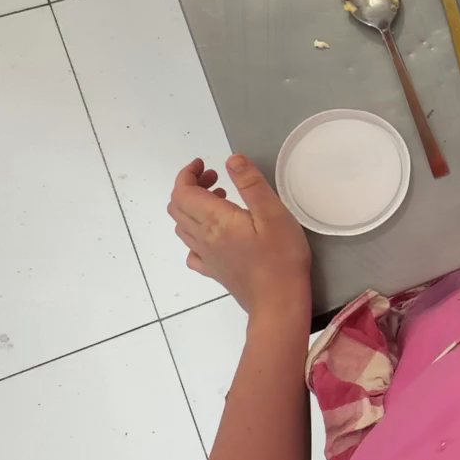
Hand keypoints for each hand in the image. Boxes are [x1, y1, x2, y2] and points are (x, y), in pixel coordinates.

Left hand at [168, 156, 312, 323]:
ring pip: (183, 227)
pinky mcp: (214, 270)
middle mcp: (203, 238)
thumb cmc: (281, 255)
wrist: (278, 300)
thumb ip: (251, 184)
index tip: (205, 163)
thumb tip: (231, 159)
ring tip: (222, 199)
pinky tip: (216, 234)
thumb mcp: (273, 213)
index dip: (188, 174)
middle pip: (178, 208)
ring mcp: (206, 256)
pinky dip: (197, 233)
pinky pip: (192, 249)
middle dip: (191, 187)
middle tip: (218, 178)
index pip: (183, 192)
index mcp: (215, 220)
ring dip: (193, 207)